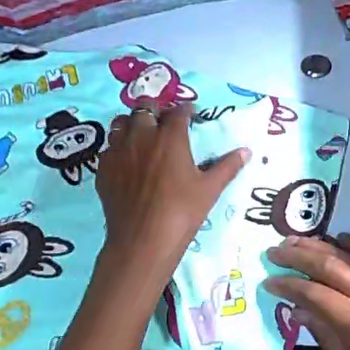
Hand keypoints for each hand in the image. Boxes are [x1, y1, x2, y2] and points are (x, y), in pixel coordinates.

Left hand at [96, 103, 246, 278]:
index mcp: (169, 137)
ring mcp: (118, 151)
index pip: (178, 112)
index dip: (185, 110)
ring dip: (133, 124)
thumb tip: (246, 151)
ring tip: (142, 135)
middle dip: (156, 110)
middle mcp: (141, 136)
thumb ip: (227, 166)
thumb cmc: (181, 213)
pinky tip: (127, 161)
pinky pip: (109, 148)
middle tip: (164, 121)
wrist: (142, 240)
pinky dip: (118, 148)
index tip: (190, 114)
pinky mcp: (103, 168)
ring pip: (121, 123)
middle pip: (144, 108)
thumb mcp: (209, 190)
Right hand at [263, 234, 349, 349]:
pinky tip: (341, 238)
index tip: (269, 282)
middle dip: (299, 256)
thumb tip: (300, 311)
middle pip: (332, 267)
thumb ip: (328, 338)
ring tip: (296, 240)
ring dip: (322, 246)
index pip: (317, 295)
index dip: (289, 285)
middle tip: (274, 251)